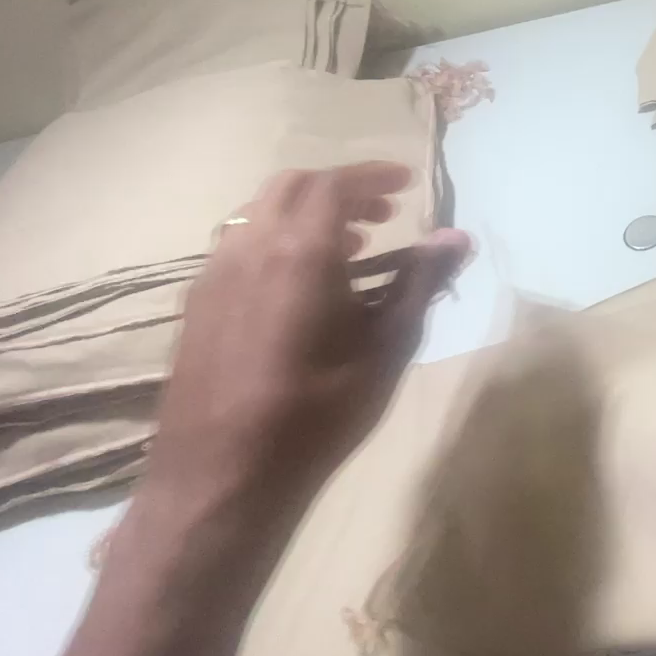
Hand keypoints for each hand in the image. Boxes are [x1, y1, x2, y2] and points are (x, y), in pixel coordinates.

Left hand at [31, 163, 466, 655]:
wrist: (222, 479)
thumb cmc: (319, 412)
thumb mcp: (387, 347)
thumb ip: (421, 282)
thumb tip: (458, 236)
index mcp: (297, 255)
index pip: (332, 185)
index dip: (372, 175)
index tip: (409, 184)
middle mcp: (247, 252)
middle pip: (290, 188)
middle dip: (341, 188)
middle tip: (386, 212)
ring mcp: (213, 279)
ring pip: (259, 214)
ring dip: (309, 213)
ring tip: (356, 245)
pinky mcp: (197, 307)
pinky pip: (241, 245)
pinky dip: (280, 239)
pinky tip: (308, 283)